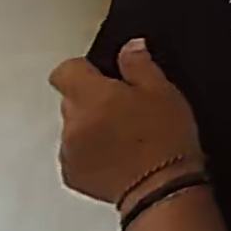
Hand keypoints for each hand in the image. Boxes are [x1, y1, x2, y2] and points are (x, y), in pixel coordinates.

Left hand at [51, 39, 204, 209]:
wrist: (161, 184)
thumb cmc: (166, 134)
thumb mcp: (163, 90)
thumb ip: (140, 65)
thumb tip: (130, 46)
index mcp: (92, 97)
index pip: (64, 71)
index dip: (84, 68)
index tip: (105, 74)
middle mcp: (72, 122)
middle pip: (71, 98)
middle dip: (94, 98)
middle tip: (128, 105)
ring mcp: (68, 150)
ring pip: (74, 125)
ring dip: (93, 124)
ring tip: (128, 132)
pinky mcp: (71, 174)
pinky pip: (75, 151)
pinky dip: (93, 148)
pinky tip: (121, 151)